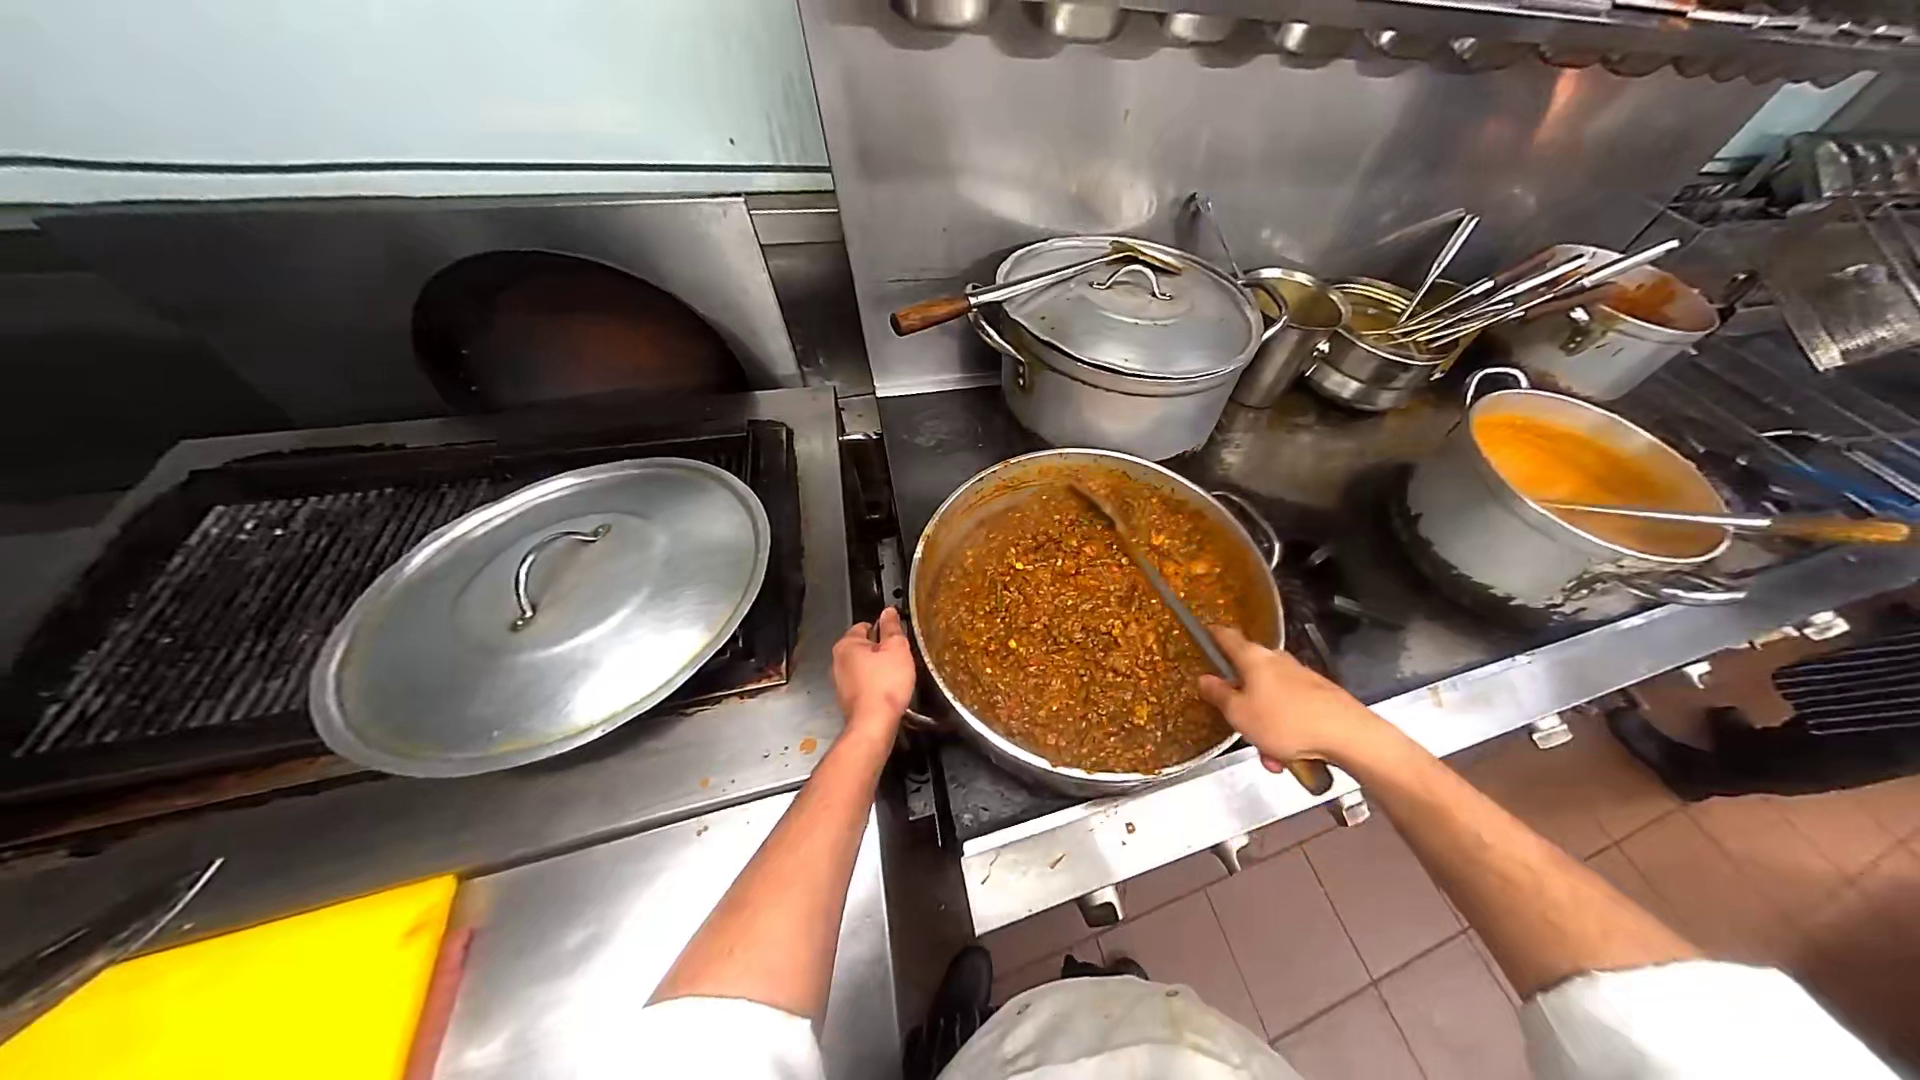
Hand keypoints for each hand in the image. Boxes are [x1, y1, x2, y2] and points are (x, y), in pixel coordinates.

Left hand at [833, 608, 916, 739]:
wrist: (874, 724)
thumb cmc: (884, 686)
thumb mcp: (896, 648)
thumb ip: (892, 627)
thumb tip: (889, 612)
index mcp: (846, 644)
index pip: (865, 625)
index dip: (883, 629)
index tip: (896, 635)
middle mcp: (838, 661)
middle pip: (864, 646)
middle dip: (882, 650)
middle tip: (899, 658)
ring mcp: (841, 681)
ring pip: (864, 666)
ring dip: (878, 669)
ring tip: (895, 677)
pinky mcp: (848, 698)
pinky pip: (864, 684)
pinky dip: (875, 685)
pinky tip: (887, 691)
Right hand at [1197, 626, 1396, 773]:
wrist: (1350, 737)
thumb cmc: (1286, 722)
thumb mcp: (1239, 714)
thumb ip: (1218, 694)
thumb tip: (1205, 679)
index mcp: (1254, 658)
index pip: (1226, 636)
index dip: (1212, 635)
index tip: (1203, 637)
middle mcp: (1278, 661)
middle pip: (1249, 674)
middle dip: (1242, 700)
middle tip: (1237, 724)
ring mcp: (1302, 676)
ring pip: (1271, 698)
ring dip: (1265, 724)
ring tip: (1270, 754)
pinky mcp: (1321, 695)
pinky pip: (1292, 710)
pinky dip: (1287, 729)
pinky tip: (1291, 754)